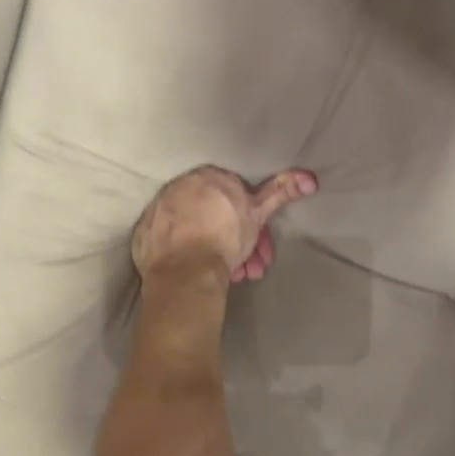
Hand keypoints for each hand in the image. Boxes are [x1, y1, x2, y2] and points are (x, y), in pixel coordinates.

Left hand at [132, 166, 318, 284]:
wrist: (185, 271)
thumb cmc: (225, 238)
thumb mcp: (257, 213)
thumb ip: (281, 191)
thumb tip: (310, 178)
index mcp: (209, 177)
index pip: (234, 196)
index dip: (251, 224)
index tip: (259, 248)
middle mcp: (180, 186)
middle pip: (214, 215)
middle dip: (235, 243)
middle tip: (247, 269)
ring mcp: (159, 209)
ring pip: (195, 230)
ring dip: (214, 252)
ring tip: (227, 278)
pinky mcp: (144, 232)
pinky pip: (171, 241)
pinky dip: (185, 254)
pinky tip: (196, 271)